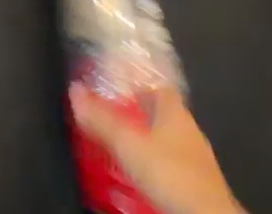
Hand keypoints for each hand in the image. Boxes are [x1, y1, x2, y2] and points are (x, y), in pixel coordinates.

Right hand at [71, 86, 242, 213]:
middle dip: (137, 117)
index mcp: (176, 114)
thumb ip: (101, 119)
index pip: (160, 88)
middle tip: (110, 120)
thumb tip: (74, 90)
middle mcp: (190, 132)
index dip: (139, 86)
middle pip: (162, 116)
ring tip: (118, 149)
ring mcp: (196, 160)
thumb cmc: (169, 172)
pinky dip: (154, 168)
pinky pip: (171, 167)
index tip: (116, 90)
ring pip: (166, 143)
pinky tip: (138, 176)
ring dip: (146, 144)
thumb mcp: (128, 144)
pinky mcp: (197, 185)